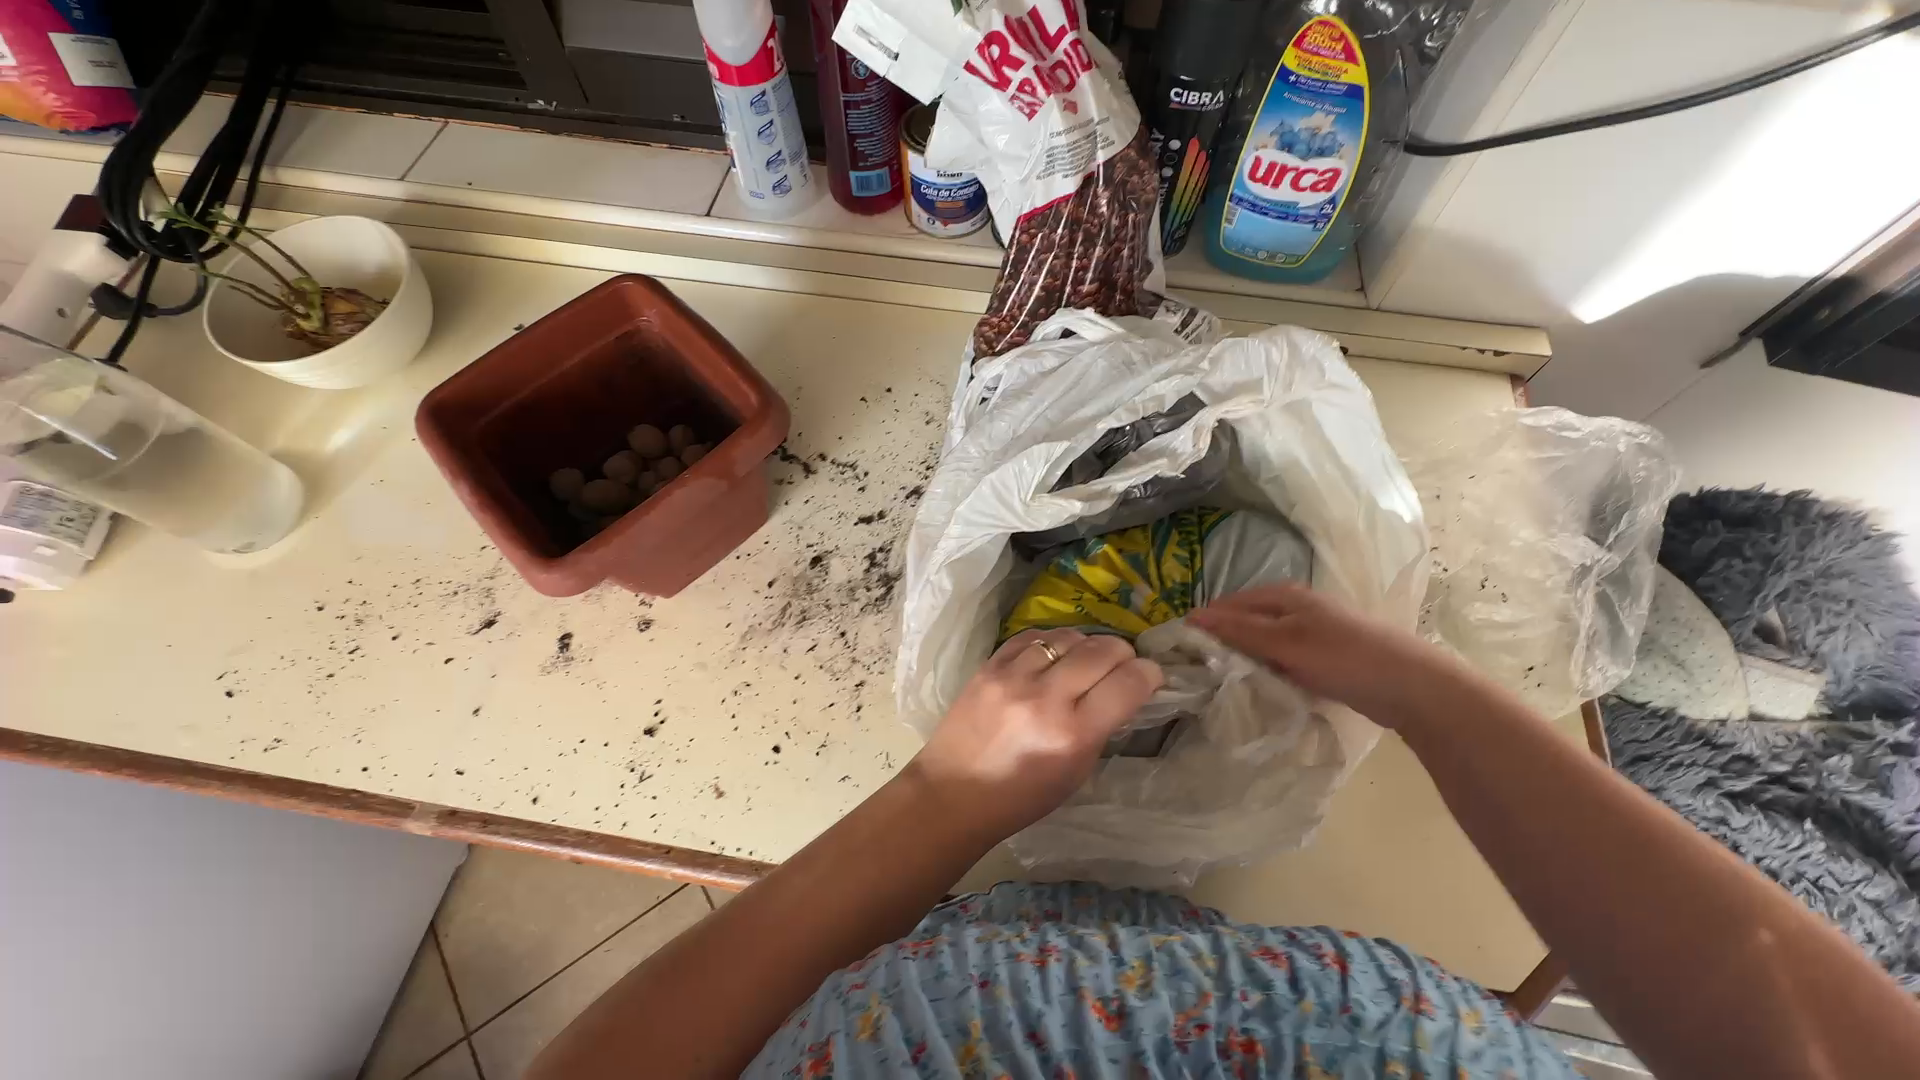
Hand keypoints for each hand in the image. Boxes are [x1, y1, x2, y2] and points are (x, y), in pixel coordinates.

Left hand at [908, 629, 1163, 842]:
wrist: (953, 793)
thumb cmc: (1021, 796)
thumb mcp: (1076, 772)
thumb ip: (1101, 727)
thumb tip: (1123, 689)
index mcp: (1073, 734)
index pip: (1128, 683)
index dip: (1149, 674)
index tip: (1150, 677)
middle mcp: (1045, 698)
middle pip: (1102, 650)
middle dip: (1123, 654)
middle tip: (1122, 665)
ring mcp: (1013, 677)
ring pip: (1068, 635)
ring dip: (1087, 644)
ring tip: (1085, 660)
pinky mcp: (989, 665)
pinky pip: (1032, 636)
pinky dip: (1051, 642)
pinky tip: (1053, 655)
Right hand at [1188, 583, 1466, 727]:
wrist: (1409, 687)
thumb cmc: (1343, 657)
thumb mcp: (1285, 643)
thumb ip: (1238, 631)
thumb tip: (1190, 617)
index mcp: (1283, 596)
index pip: (1226, 605)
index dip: (1202, 625)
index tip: (1177, 653)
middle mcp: (1294, 608)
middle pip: (1243, 623)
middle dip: (1220, 644)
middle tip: (1195, 673)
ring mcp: (1308, 634)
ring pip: (1260, 644)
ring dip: (1242, 661)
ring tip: (1219, 684)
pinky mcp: (1320, 658)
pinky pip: (1279, 661)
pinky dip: (1265, 672)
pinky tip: (1257, 689)